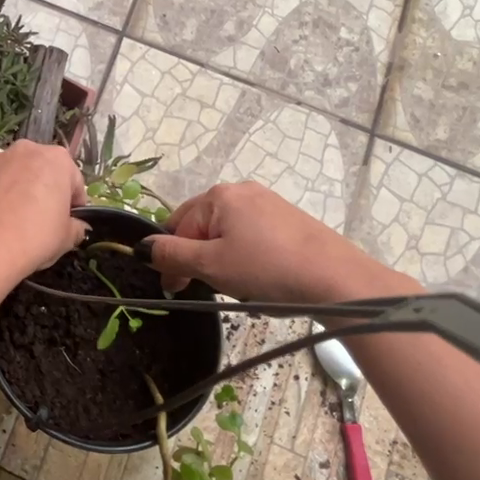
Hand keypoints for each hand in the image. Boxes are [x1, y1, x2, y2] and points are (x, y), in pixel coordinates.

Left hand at [0, 140, 86, 274]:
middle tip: (44, 220)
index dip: (74, 204)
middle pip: (43, 171)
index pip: (74, 182)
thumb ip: (77, 226)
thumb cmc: (35, 236)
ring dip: (20, 190)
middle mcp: (26, 150)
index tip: (69, 222)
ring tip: (17, 220)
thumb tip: (77, 226)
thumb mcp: (68, 237)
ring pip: (16, 174)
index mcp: (57, 159)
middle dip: (45, 191)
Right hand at [145, 182, 410, 303]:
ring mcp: (268, 203)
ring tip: (240, 285)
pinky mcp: (289, 220)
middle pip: (201, 226)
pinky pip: (251, 236)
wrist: (337, 280)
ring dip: (222, 259)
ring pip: (226, 233)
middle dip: (198, 257)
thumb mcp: (211, 265)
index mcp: (218, 195)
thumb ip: (171, 255)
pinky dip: (246, 256)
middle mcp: (241, 191)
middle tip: (211, 287)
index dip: (171, 259)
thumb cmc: (267, 269)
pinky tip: (261, 277)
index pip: (176, 225)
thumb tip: (141, 248)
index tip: (177, 289)